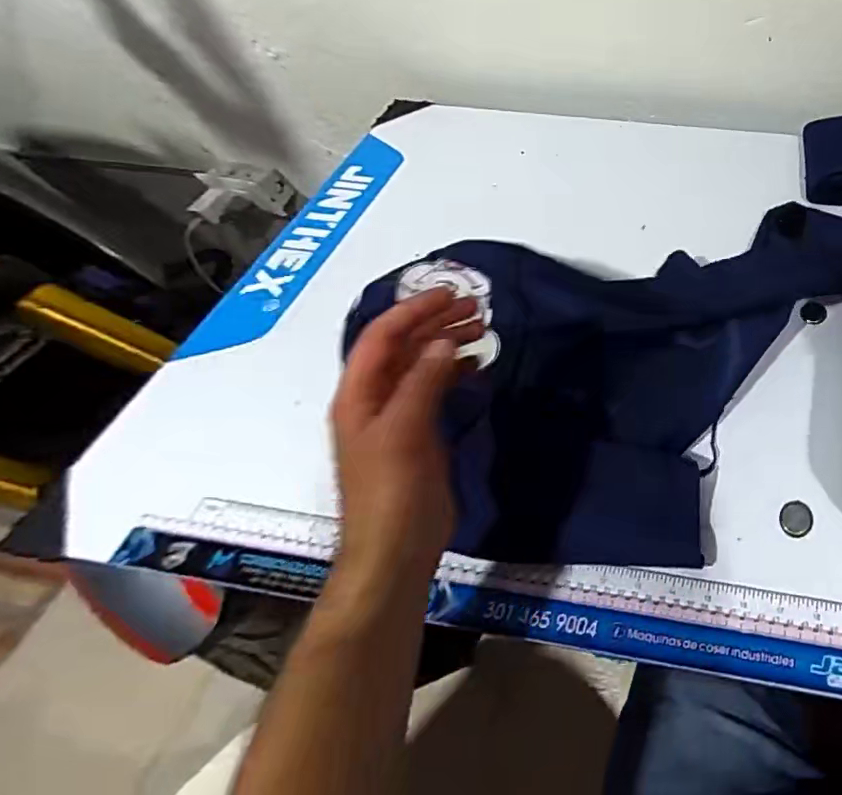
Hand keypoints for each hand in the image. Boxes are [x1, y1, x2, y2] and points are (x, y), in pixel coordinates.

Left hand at [328, 288, 483, 583]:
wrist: (395, 549)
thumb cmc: (391, 491)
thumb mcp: (404, 431)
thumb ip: (423, 382)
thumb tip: (444, 341)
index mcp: (359, 395)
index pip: (383, 337)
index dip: (414, 310)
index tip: (451, 293)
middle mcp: (375, 399)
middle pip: (404, 346)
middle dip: (436, 321)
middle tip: (477, 307)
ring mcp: (399, 416)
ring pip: (422, 364)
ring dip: (448, 342)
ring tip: (482, 328)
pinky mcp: (421, 432)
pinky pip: (437, 387)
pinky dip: (456, 370)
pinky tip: (478, 364)